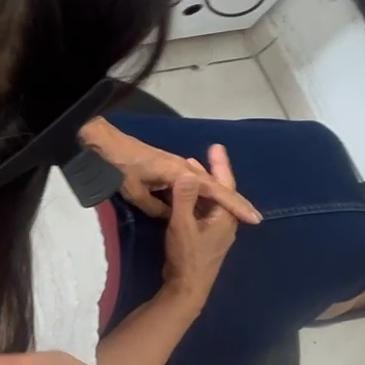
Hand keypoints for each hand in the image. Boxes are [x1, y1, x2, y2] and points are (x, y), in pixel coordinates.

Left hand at [88, 121, 259, 223]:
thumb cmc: (121, 168)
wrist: (109, 146)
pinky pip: (193, 181)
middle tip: (253, 218)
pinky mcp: (169, 166)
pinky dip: (202, 191)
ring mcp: (177, 165)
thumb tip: (173, 216)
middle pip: (215, 187)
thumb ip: (157, 207)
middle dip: (233, 202)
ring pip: (205, 184)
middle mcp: (184, 167)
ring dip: (219, 197)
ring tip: (237, 213)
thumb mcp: (136, 193)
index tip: (254, 219)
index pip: (215, 191)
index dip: (235, 205)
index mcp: (180, 173)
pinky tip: (205, 201)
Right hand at [162, 145, 239, 300]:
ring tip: (190, 169)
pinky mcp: (205, 236)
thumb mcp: (182, 225)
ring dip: (202, 185)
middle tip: (202, 154)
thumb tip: (187, 174)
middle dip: (212, 173)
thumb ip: (183, 200)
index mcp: (224, 217)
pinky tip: (184, 194)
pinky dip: (195, 197)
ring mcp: (216, 230)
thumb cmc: (187, 256)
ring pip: (211, 201)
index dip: (220, 165)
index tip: (216, 147)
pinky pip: (203, 209)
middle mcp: (225, 222)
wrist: (188, 287)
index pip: (225, 185)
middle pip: (221, 192)